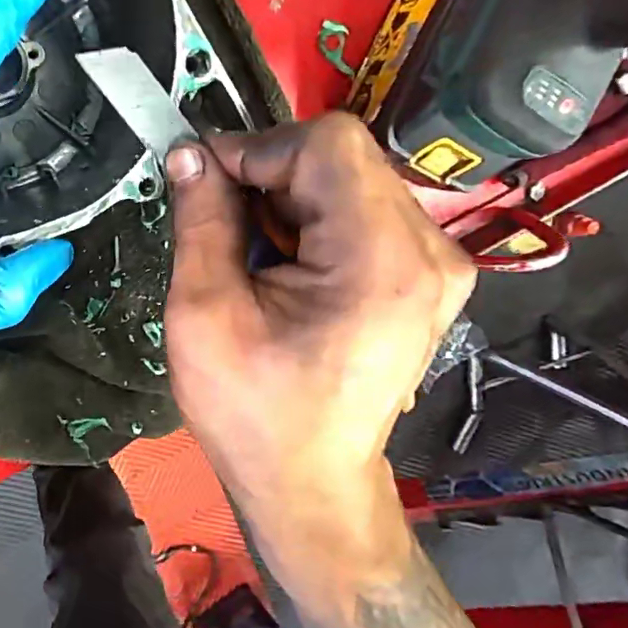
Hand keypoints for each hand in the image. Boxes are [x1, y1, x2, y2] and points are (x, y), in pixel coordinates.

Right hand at [162, 114, 474, 526]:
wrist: (309, 482)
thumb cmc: (251, 412)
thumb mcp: (204, 313)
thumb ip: (201, 221)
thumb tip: (190, 153)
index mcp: (380, 262)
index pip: (326, 145)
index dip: (255, 148)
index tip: (204, 181)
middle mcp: (429, 250)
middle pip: (342, 155)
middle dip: (268, 174)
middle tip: (221, 222)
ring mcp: (437, 261)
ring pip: (350, 175)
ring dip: (287, 195)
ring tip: (252, 251)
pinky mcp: (426, 272)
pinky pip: (363, 205)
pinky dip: (312, 215)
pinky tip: (285, 261)